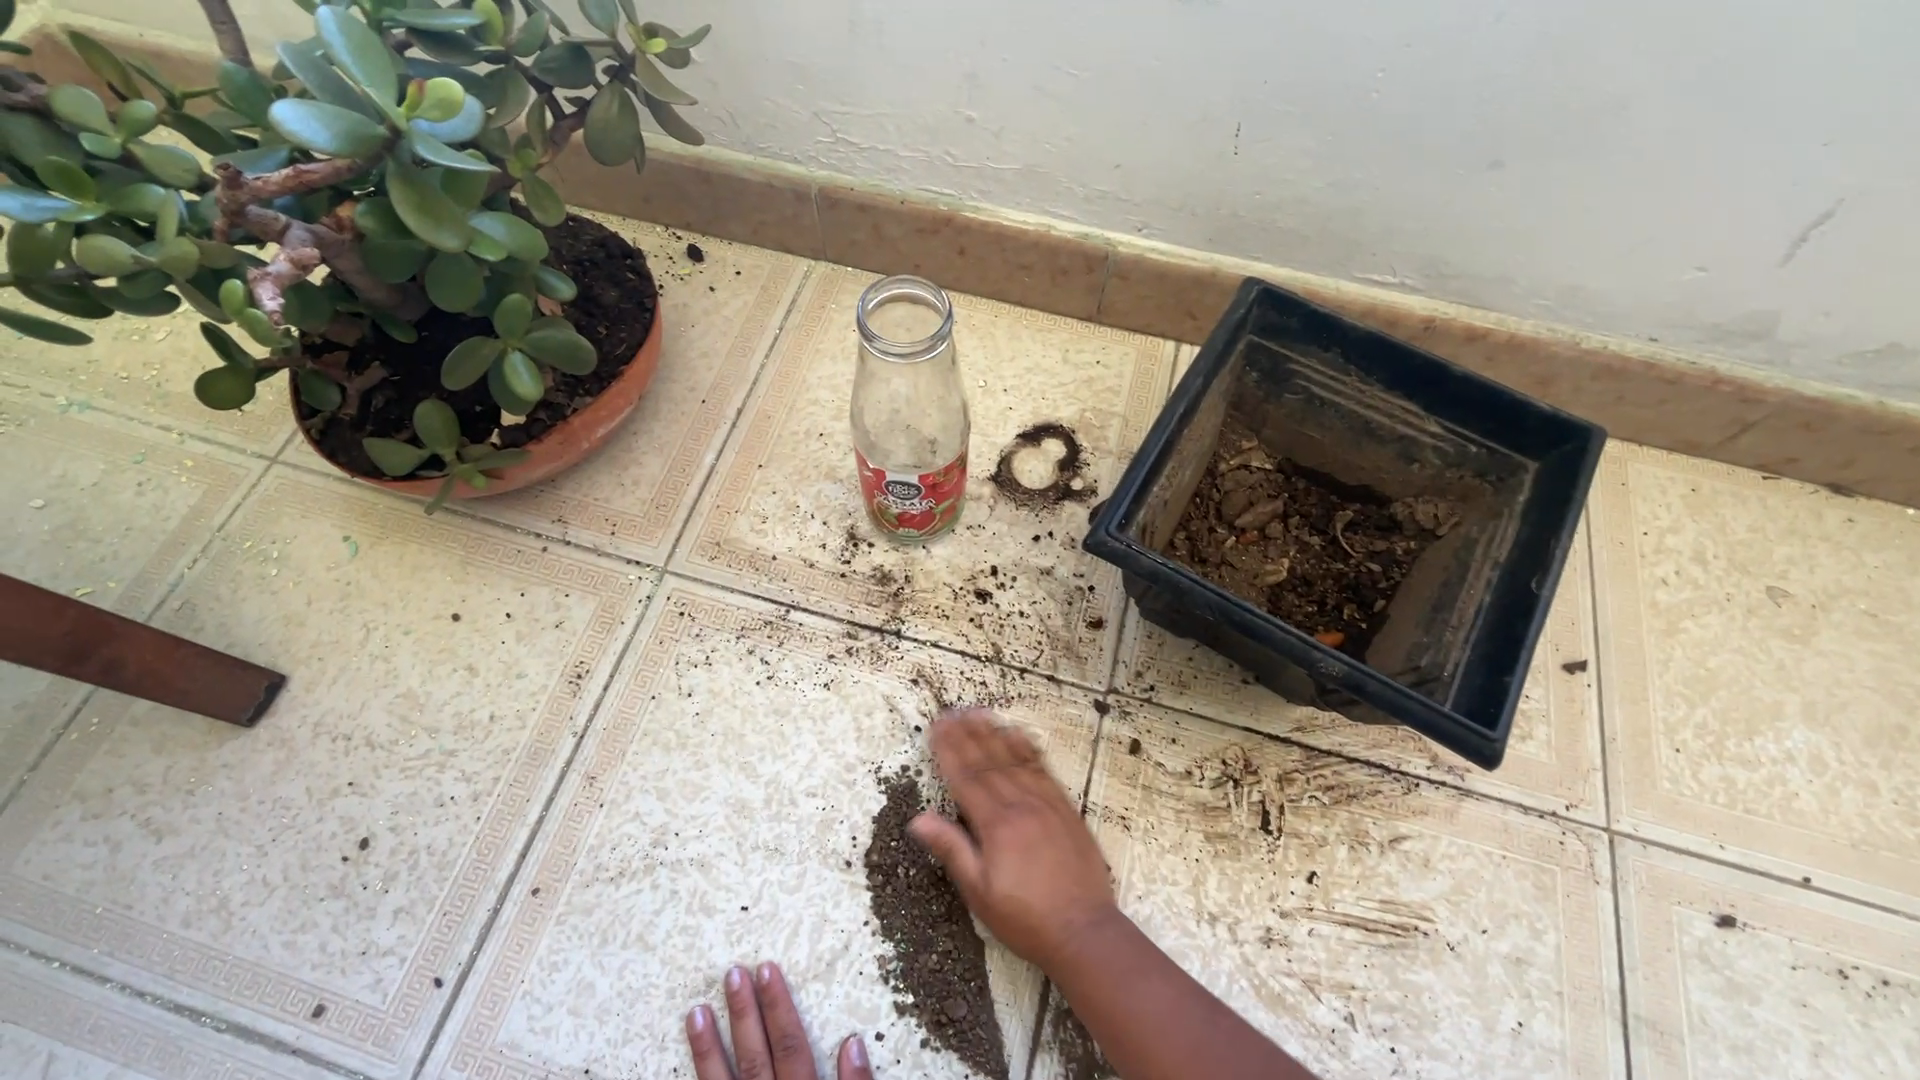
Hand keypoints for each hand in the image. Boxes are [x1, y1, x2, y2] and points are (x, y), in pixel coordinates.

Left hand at [685, 962, 871, 1079]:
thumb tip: (853, 1042)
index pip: (790, 1045)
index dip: (778, 1006)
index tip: (767, 968)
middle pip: (755, 1056)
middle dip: (745, 1013)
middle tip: (732, 972)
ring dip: (708, 1047)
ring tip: (695, 1011)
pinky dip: (700, 1074)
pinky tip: (691, 1050)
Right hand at [909, 708, 1121, 968]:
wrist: (1085, 931)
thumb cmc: (1026, 919)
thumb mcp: (979, 893)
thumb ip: (952, 850)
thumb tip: (918, 819)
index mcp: (996, 824)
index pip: (966, 778)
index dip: (949, 750)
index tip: (936, 727)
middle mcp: (1022, 805)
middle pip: (989, 761)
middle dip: (967, 735)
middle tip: (951, 711)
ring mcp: (1048, 803)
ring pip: (1016, 759)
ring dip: (994, 734)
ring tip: (978, 712)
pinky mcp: (1067, 809)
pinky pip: (1044, 769)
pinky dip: (1028, 749)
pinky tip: (1019, 735)